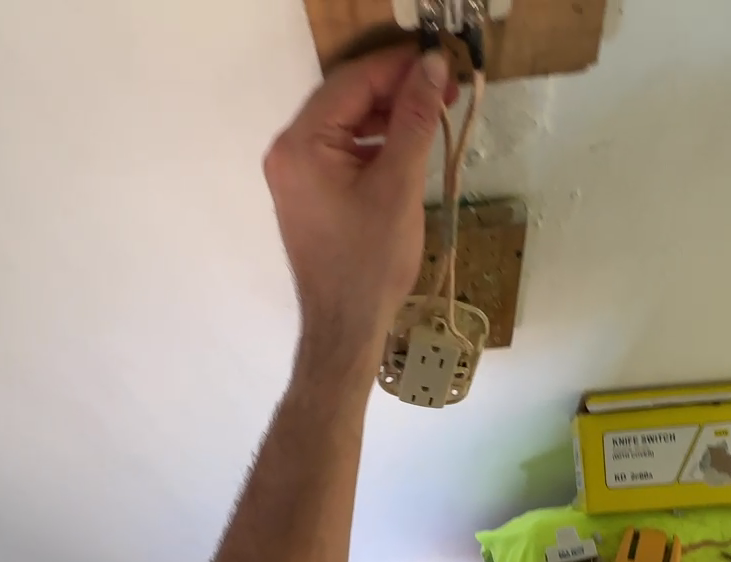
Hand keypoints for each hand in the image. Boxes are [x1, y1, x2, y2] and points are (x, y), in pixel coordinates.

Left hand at [264, 47, 453, 377]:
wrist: (346, 328)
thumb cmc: (370, 265)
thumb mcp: (399, 187)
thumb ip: (414, 121)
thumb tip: (431, 68)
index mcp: (301, 145)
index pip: (352, 83)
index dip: (399, 68)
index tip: (441, 64)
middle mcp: (288, 154)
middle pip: (345, 101)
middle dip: (395, 93)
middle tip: (443, 92)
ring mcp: (294, 177)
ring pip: (344, 127)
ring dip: (387, 119)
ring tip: (431, 119)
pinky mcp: (307, 197)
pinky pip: (341, 155)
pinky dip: (373, 147)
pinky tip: (404, 150)